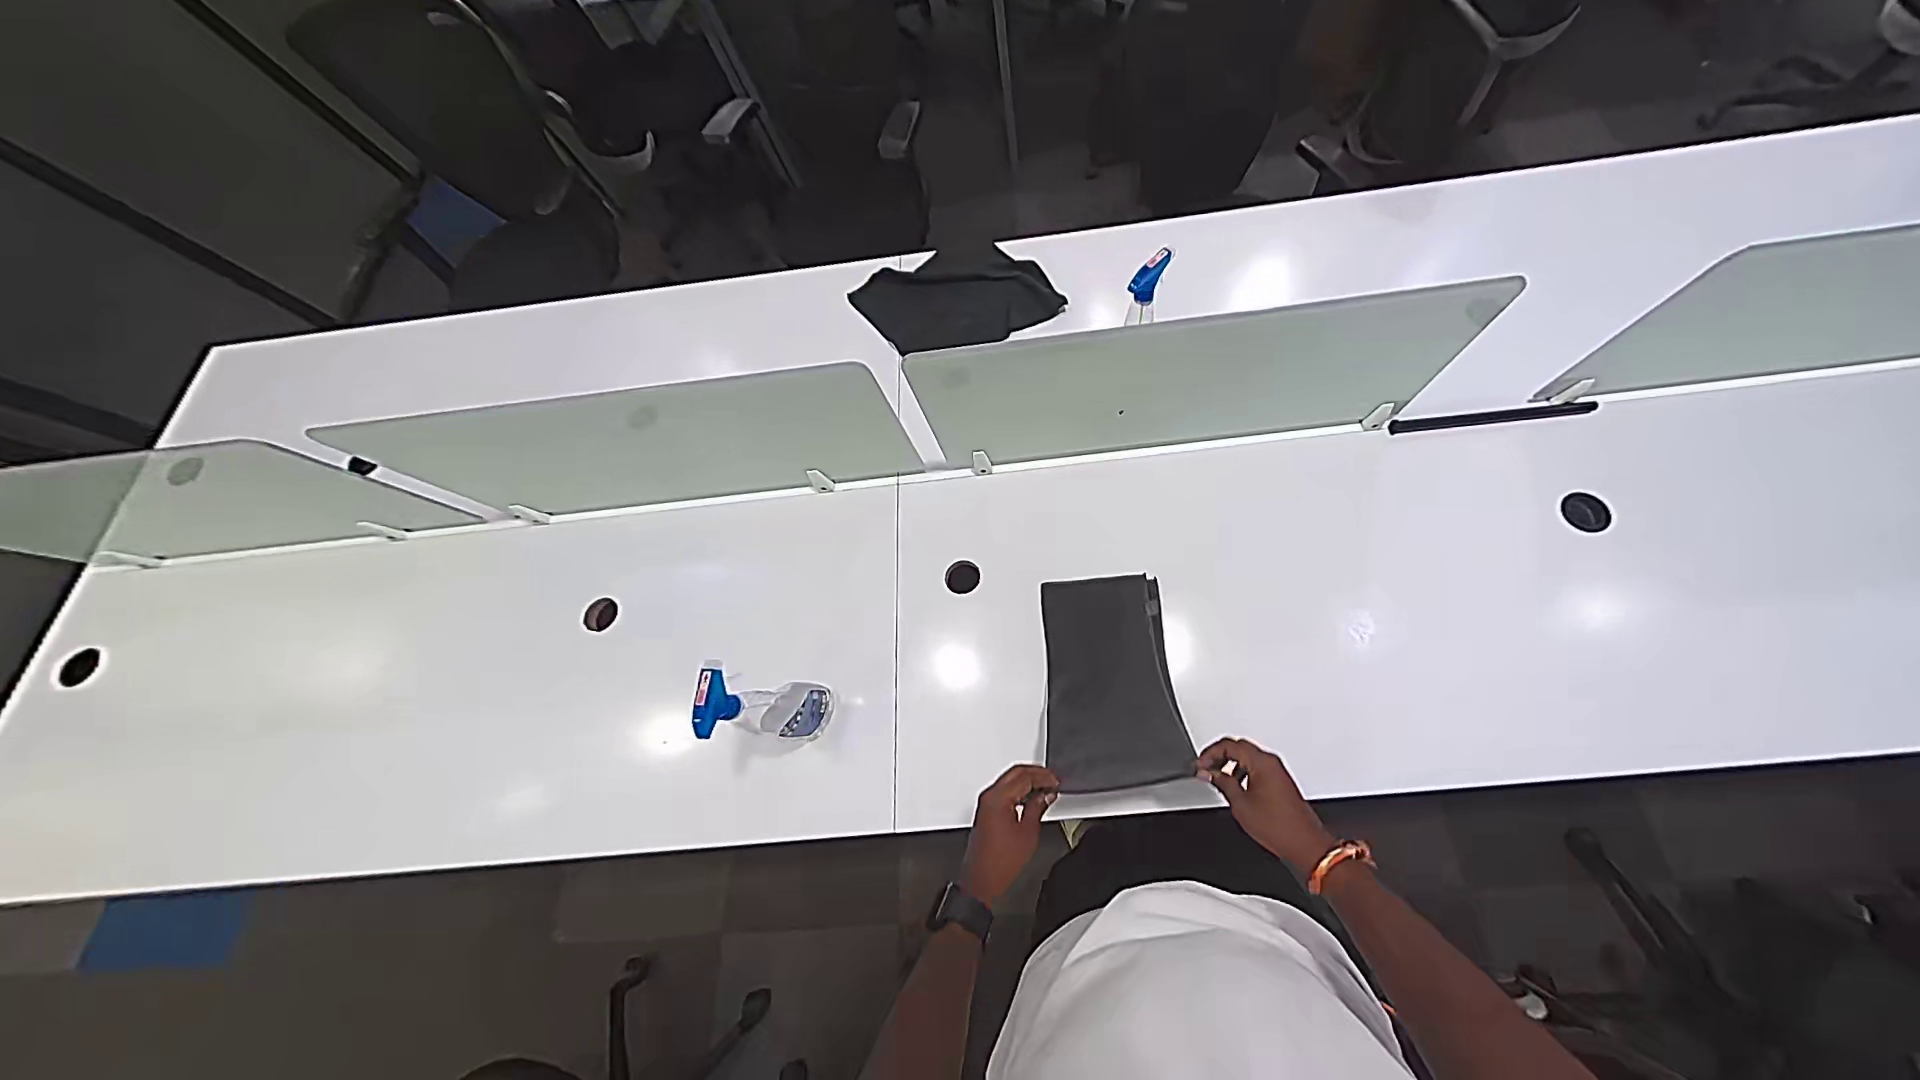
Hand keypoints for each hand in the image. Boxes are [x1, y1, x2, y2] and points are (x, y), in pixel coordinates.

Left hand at [960, 764, 1058, 908]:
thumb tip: (1045, 795)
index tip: (1055, 780)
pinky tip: (1031, 797)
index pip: (1023, 776)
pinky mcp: (986, 810)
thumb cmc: (1001, 863)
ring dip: (1027, 780)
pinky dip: (1019, 790)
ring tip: (1045, 787)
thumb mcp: (1028, 833)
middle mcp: (989, 796)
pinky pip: (1004, 791)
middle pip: (1014, 773)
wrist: (983, 881)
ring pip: (1009, 780)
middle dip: (1035, 773)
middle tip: (1052, 779)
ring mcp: (986, 803)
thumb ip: (1037, 807)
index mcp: (998, 798)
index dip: (1043, 776)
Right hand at [1195, 737, 1336, 871]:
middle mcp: (1271, 763)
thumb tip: (1209, 773)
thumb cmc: (1279, 827)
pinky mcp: (1280, 781)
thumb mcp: (1240, 803)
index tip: (1201, 765)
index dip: (1210, 753)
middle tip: (1205, 768)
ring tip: (1217, 778)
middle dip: (1218, 756)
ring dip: (1230, 763)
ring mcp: (1277, 771)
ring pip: (1247, 756)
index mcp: (1261, 762)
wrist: (1305, 845)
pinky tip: (1234, 786)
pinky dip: (1241, 770)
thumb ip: (1221, 782)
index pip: (1229, 745)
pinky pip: (1256, 767)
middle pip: (1238, 747)